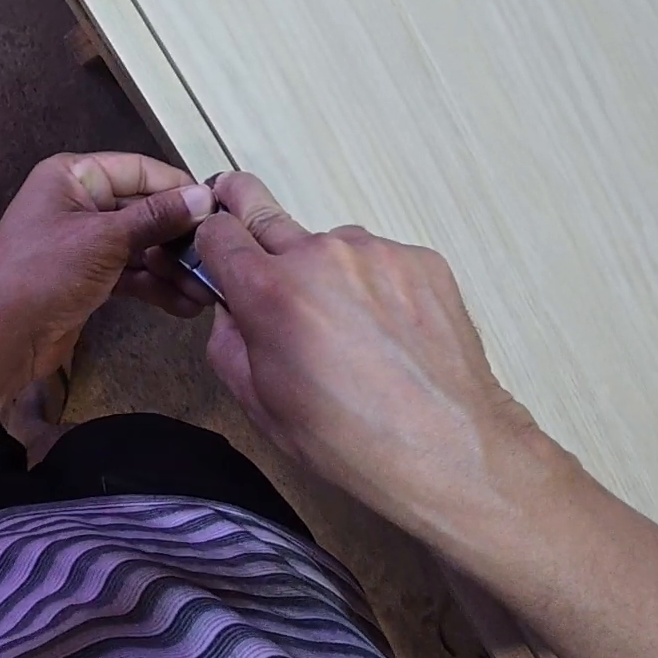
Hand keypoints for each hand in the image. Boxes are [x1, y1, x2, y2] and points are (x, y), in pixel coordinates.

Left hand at [0, 152, 216, 399]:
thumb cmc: (42, 274)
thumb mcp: (102, 241)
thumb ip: (155, 218)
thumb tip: (205, 196)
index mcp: (72, 177)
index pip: (138, 170)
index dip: (177, 188)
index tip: (218, 209)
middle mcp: (79, 203)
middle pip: (143, 209)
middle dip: (179, 235)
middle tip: (219, 255)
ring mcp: (85, 243)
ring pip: (141, 245)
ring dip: (173, 267)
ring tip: (209, 289)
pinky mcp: (89, 278)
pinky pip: (132, 273)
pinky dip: (156, 287)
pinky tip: (187, 303)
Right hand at [194, 171, 552, 528]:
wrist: (448, 451)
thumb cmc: (348, 437)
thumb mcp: (257, 402)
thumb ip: (227, 340)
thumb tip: (231, 308)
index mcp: (269, 291)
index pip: (217, 230)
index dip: (210, 242)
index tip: (218, 252)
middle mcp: (318, 255)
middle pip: (259, 206)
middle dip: (243, 215)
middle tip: (249, 237)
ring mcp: (373, 251)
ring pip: (324, 242)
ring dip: (320, 268)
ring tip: (347, 326)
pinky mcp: (418, 258)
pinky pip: (375, 257)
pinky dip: (370, 282)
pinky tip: (385, 329)